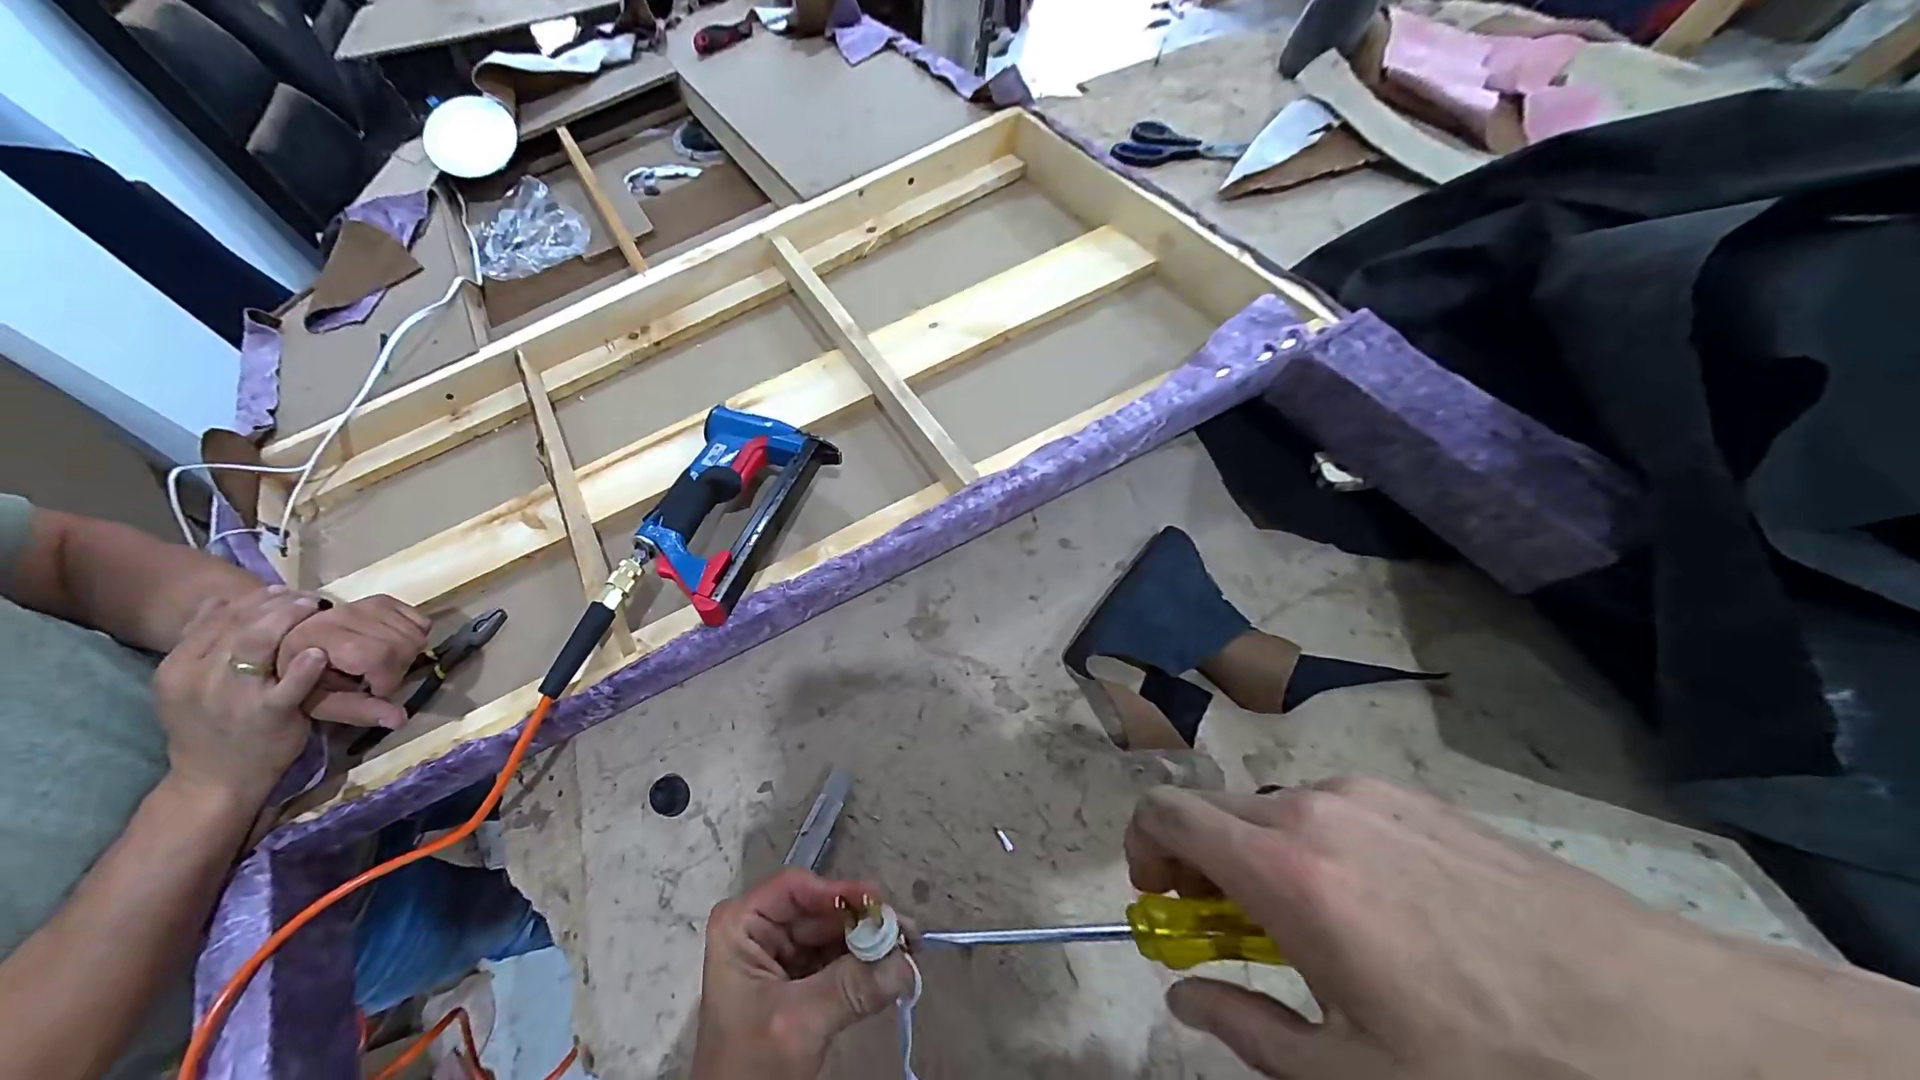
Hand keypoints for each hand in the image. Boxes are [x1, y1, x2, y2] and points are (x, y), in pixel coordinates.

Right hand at [151, 586, 330, 805]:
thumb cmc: (211, 726)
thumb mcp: (191, 683)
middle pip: (236, 627)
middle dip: (276, 605)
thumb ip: (202, 643)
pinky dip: (304, 667)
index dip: (253, 600)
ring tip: (316, 607)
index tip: (282, 590)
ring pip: (255, 646)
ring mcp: (231, 697)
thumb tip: (218, 600)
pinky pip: (286, 687)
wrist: (214, 778)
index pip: (215, 620)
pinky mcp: (266, 715)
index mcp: (177, 668)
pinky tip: (319, 652)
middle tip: (307, 596)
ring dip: (288, 622)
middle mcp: (198, 679)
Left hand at [276, 595, 430, 727]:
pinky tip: (394, 646)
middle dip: (398, 670)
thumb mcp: (322, 704)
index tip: (373, 692)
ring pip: (416, 634)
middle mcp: (343, 615)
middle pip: (401, 645)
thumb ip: (359, 711)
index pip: (379, 656)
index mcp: (319, 640)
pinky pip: (421, 620)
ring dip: (408, 656)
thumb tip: (401, 719)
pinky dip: (417, 637)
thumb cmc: (303, 685)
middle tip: (378, 680)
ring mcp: (365, 605)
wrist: (291, 653)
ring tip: (384, 665)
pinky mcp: (382, 601)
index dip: (386, 681)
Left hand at [691, 868, 914, 1079]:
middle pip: (823, 909)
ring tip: (910, 950)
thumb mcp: (797, 1023)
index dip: (839, 893)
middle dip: (866, 922)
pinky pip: (841, 956)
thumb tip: (905, 964)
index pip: (796, 888)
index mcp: (742, 925)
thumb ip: (850, 988)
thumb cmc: (748, 1066)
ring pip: (837, 931)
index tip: (879, 907)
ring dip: (873, 941)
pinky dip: (868, 962)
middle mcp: (763, 927)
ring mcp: (784, 952)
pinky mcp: (803, 977)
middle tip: (909, 934)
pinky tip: (895, 967)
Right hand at [1127, 778, 1919, 1079]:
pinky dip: (1312, 843)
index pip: (1167, 812)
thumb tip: (1185, 996)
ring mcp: (1372, 793)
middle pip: (1213, 808)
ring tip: (1309, 925)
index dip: (1143, 847)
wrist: (1680, 1032)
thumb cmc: (1495, 1066)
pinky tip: (1376, 905)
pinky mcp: (1417, 797)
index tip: (1162, 900)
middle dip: (1196, 859)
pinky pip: (1330, 807)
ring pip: (1271, 808)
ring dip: (1257, 854)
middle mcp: (1315, 806)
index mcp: (1288, 869)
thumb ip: (1247, 1028)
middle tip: (1224, 924)